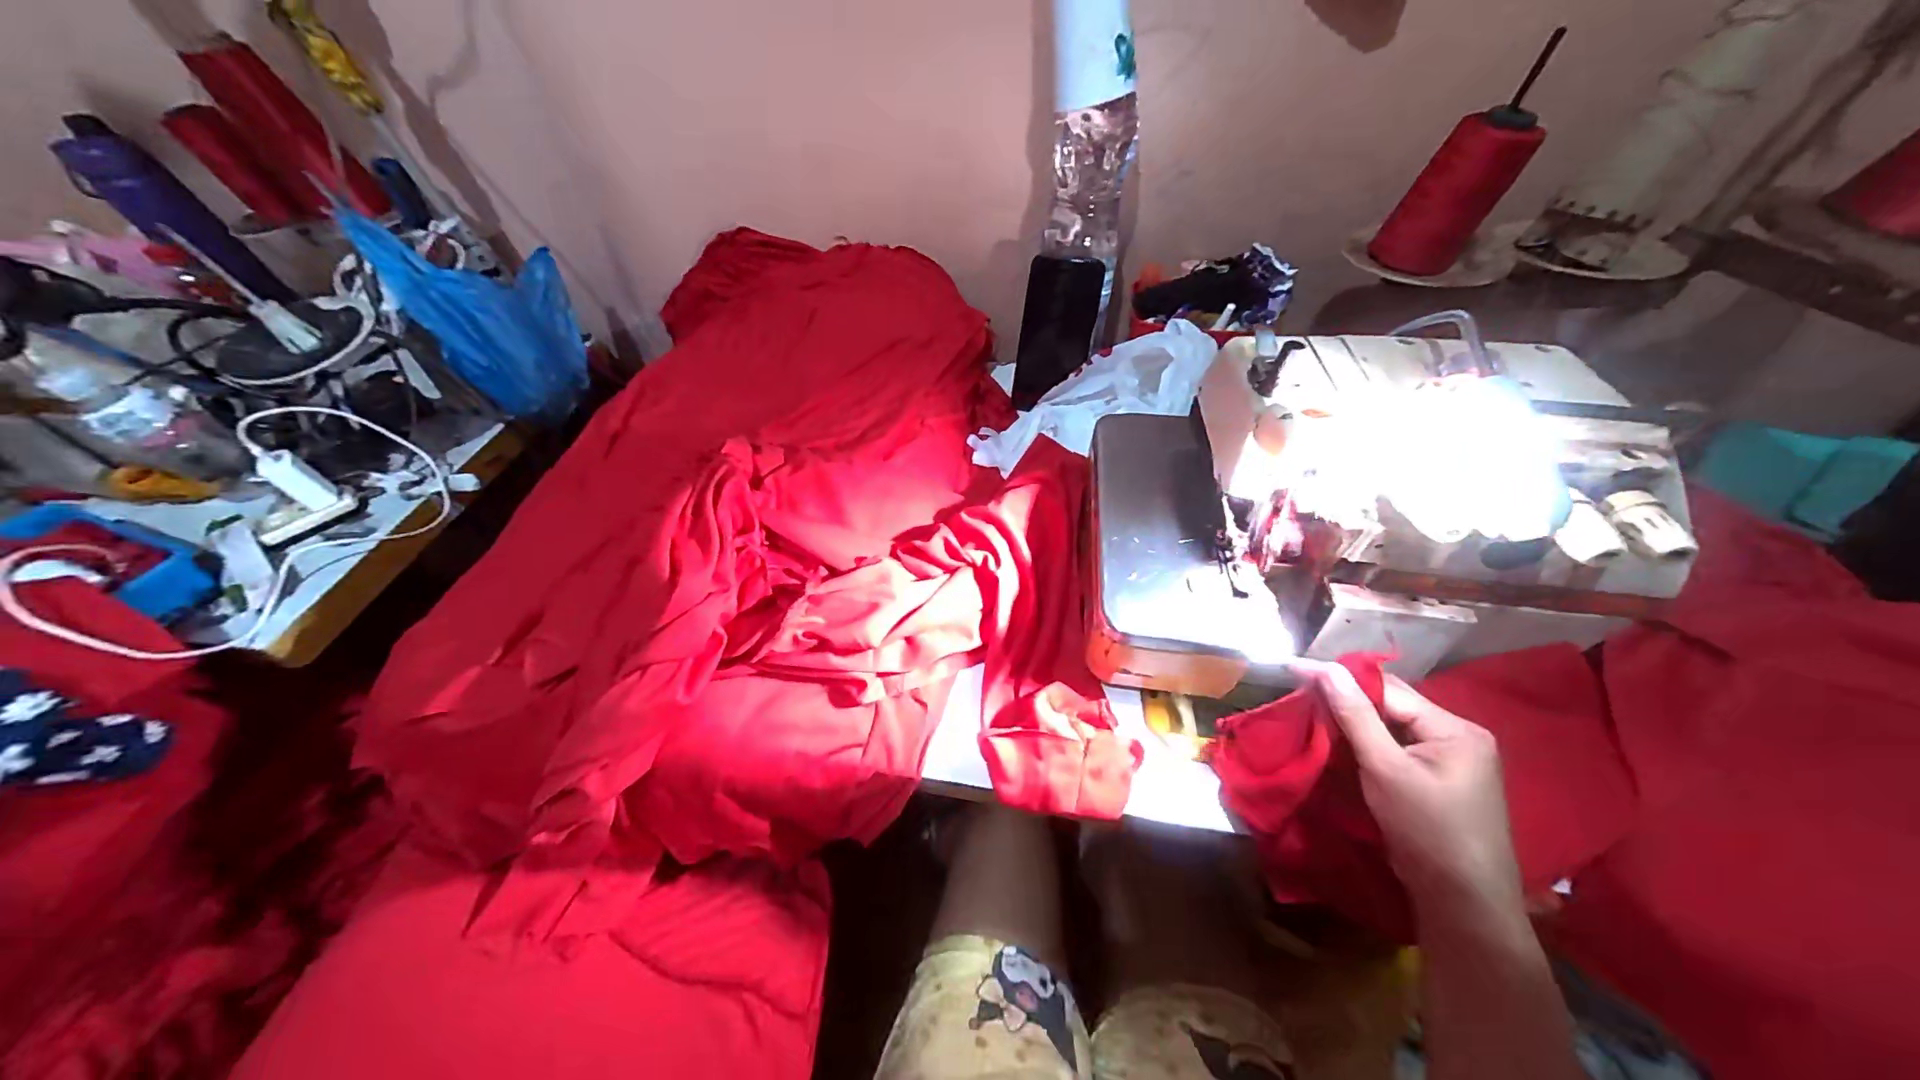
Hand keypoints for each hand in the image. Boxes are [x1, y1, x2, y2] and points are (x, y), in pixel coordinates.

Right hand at [1293, 662, 1523, 913]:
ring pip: (1392, 726)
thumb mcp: (1385, 769)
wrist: (1464, 904)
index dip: (1341, 678)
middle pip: (1392, 705)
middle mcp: (1459, 736)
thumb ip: (1355, 716)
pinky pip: (1397, 747)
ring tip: (1312, 710)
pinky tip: (1340, 741)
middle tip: (1299, 691)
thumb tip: (1325, 669)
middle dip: (1347, 698)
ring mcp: (1452, 761)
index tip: (1295, 670)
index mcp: (1456, 729)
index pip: (1389, 689)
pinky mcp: (1439, 781)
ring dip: (1354, 720)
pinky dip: (1367, 742)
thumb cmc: (1427, 831)